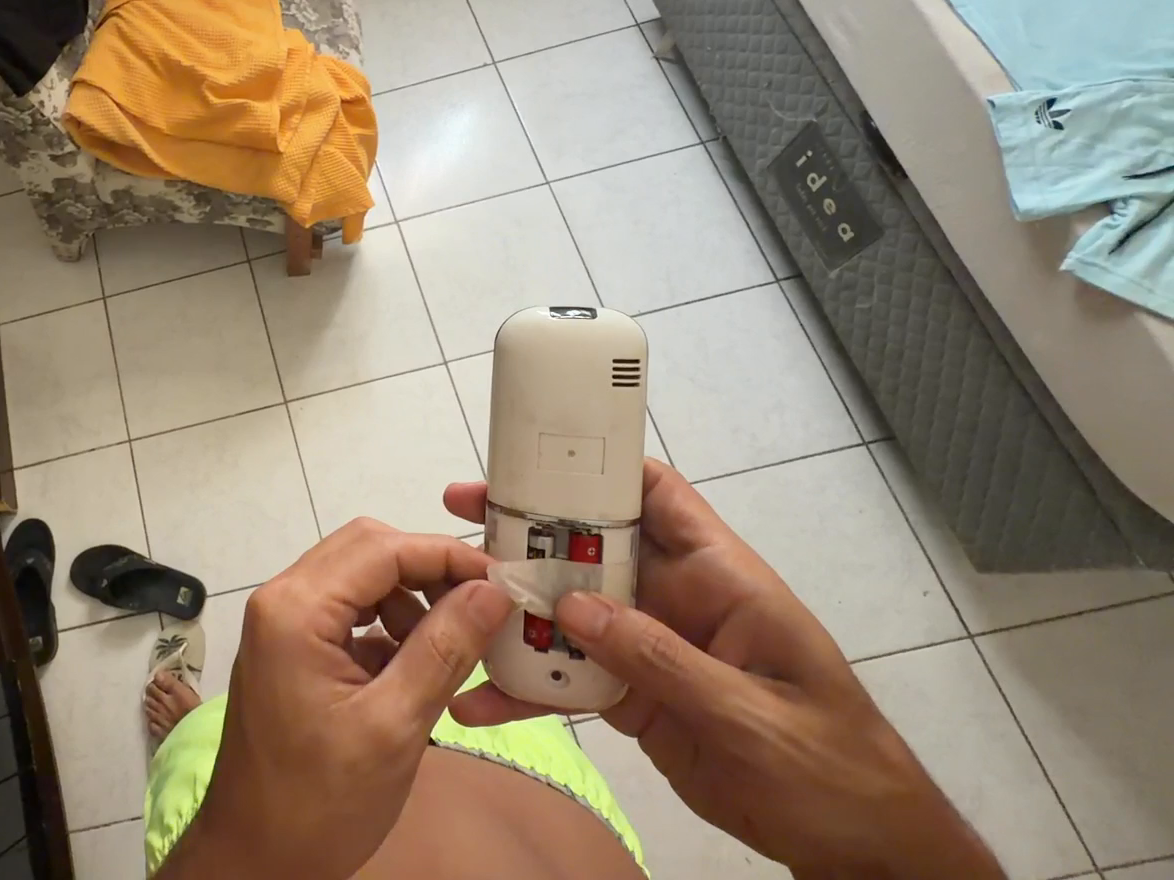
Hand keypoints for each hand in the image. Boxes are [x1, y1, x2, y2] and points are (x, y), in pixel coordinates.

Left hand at [157, 517, 514, 879]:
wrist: (255, 857)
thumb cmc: (321, 802)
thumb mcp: (394, 726)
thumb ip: (444, 649)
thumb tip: (493, 590)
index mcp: (295, 608)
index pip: (380, 548)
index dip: (444, 555)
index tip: (500, 581)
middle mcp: (281, 598)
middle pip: (364, 549)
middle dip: (425, 570)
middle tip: (479, 607)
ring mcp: (280, 620)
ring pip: (356, 575)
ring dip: (406, 597)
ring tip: (449, 644)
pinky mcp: (288, 644)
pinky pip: (344, 608)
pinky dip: (384, 623)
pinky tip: (413, 663)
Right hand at [444, 461, 1003, 879]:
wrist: (853, 851)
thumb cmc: (830, 767)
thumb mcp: (751, 712)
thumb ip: (661, 657)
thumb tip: (572, 608)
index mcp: (716, 577)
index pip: (657, 496)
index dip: (598, 468)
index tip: (532, 459)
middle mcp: (670, 597)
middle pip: (588, 543)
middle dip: (525, 525)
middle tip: (461, 508)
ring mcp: (643, 644)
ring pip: (564, 605)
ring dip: (509, 600)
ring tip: (448, 592)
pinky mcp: (625, 691)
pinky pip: (564, 675)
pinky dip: (523, 687)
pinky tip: (479, 699)